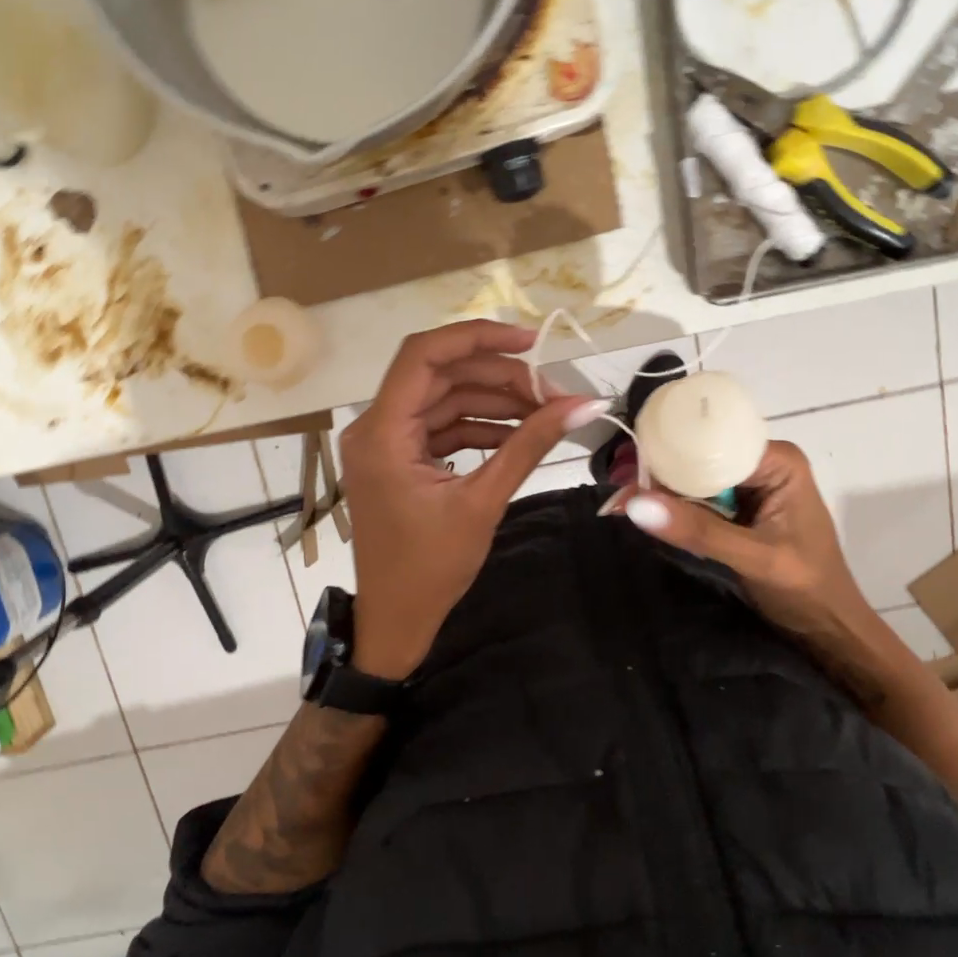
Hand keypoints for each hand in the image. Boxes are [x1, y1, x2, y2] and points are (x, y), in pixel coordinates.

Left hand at [340, 321, 608, 679]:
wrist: (396, 619)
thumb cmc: (431, 569)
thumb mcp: (483, 503)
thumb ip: (530, 446)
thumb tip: (583, 405)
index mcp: (381, 433)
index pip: (423, 356)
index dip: (478, 337)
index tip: (531, 342)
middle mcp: (374, 427)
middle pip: (439, 375)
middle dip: (498, 377)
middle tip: (552, 392)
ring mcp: (385, 443)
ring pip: (443, 399)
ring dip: (494, 401)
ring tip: (546, 412)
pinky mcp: (399, 459)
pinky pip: (441, 427)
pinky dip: (479, 426)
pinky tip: (520, 433)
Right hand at [603, 441, 873, 640]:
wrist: (828, 630)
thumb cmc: (806, 590)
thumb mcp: (754, 558)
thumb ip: (698, 531)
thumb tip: (634, 504)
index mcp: (778, 461)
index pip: (712, 443)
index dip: (668, 452)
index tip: (625, 465)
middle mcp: (762, 465)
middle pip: (698, 459)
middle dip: (658, 474)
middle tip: (615, 488)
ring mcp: (748, 488)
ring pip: (693, 482)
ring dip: (660, 494)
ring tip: (618, 502)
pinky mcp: (736, 512)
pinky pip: (696, 503)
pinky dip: (671, 511)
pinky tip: (640, 513)